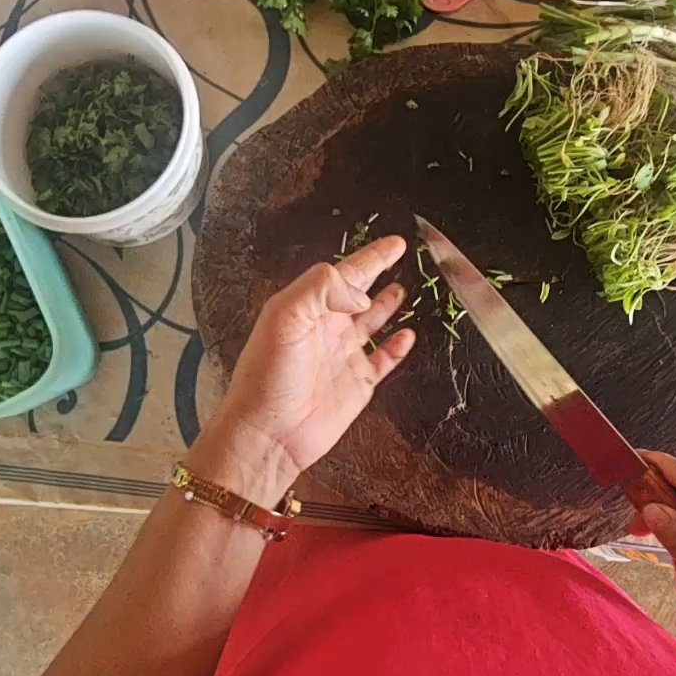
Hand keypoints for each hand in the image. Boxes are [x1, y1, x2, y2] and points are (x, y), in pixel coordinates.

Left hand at [188, 236, 415, 503]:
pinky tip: (408, 335)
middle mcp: (327, 328)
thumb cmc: (267, 375)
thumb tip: (361, 294)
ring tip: (404, 289)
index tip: (394, 244)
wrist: (270, 431)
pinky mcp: (357, 384)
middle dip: (379, 273)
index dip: (371, 257)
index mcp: (309, 307)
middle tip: (400, 256)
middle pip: (359, 292)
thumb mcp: (285, 316)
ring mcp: (343, 355)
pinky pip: (383, 360)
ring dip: (387, 305)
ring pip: (372, 322)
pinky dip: (398, 347)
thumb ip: (322, 289)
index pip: (345, 273)